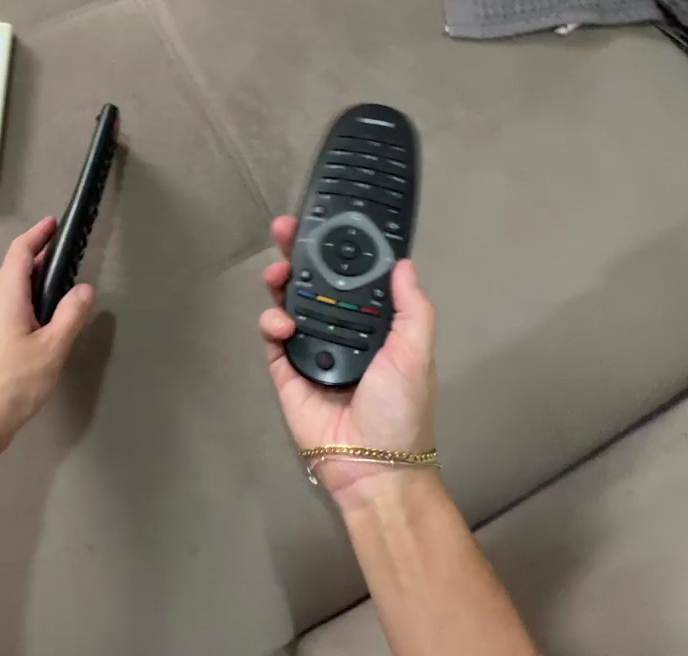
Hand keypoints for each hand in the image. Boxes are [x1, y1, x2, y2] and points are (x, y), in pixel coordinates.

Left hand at [0, 216, 95, 460]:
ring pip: (10, 288)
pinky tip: (43, 317)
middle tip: (67, 252)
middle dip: (39, 255)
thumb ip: (71, 314)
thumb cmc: (13, 381)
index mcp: (5, 295)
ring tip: (60, 283)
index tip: (54, 222)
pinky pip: (7, 305)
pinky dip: (26, 298)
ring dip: (33, 279)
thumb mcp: (52, 348)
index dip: (37, 234)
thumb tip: (84, 288)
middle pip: (14, 267)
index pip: (20, 251)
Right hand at [259, 216, 439, 507]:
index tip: (326, 222)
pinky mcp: (285, 368)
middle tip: (285, 229)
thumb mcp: (415, 354)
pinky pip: (272, 336)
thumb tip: (404, 262)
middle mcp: (339, 329)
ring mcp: (310, 347)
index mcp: (372, 324)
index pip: (351, 277)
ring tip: (278, 274)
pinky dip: (272, 324)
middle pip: (313, 282)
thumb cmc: (401, 409)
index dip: (338, 249)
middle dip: (298, 253)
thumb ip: (412, 309)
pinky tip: (281, 325)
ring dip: (281, 282)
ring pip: (289, 302)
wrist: (372, 466)